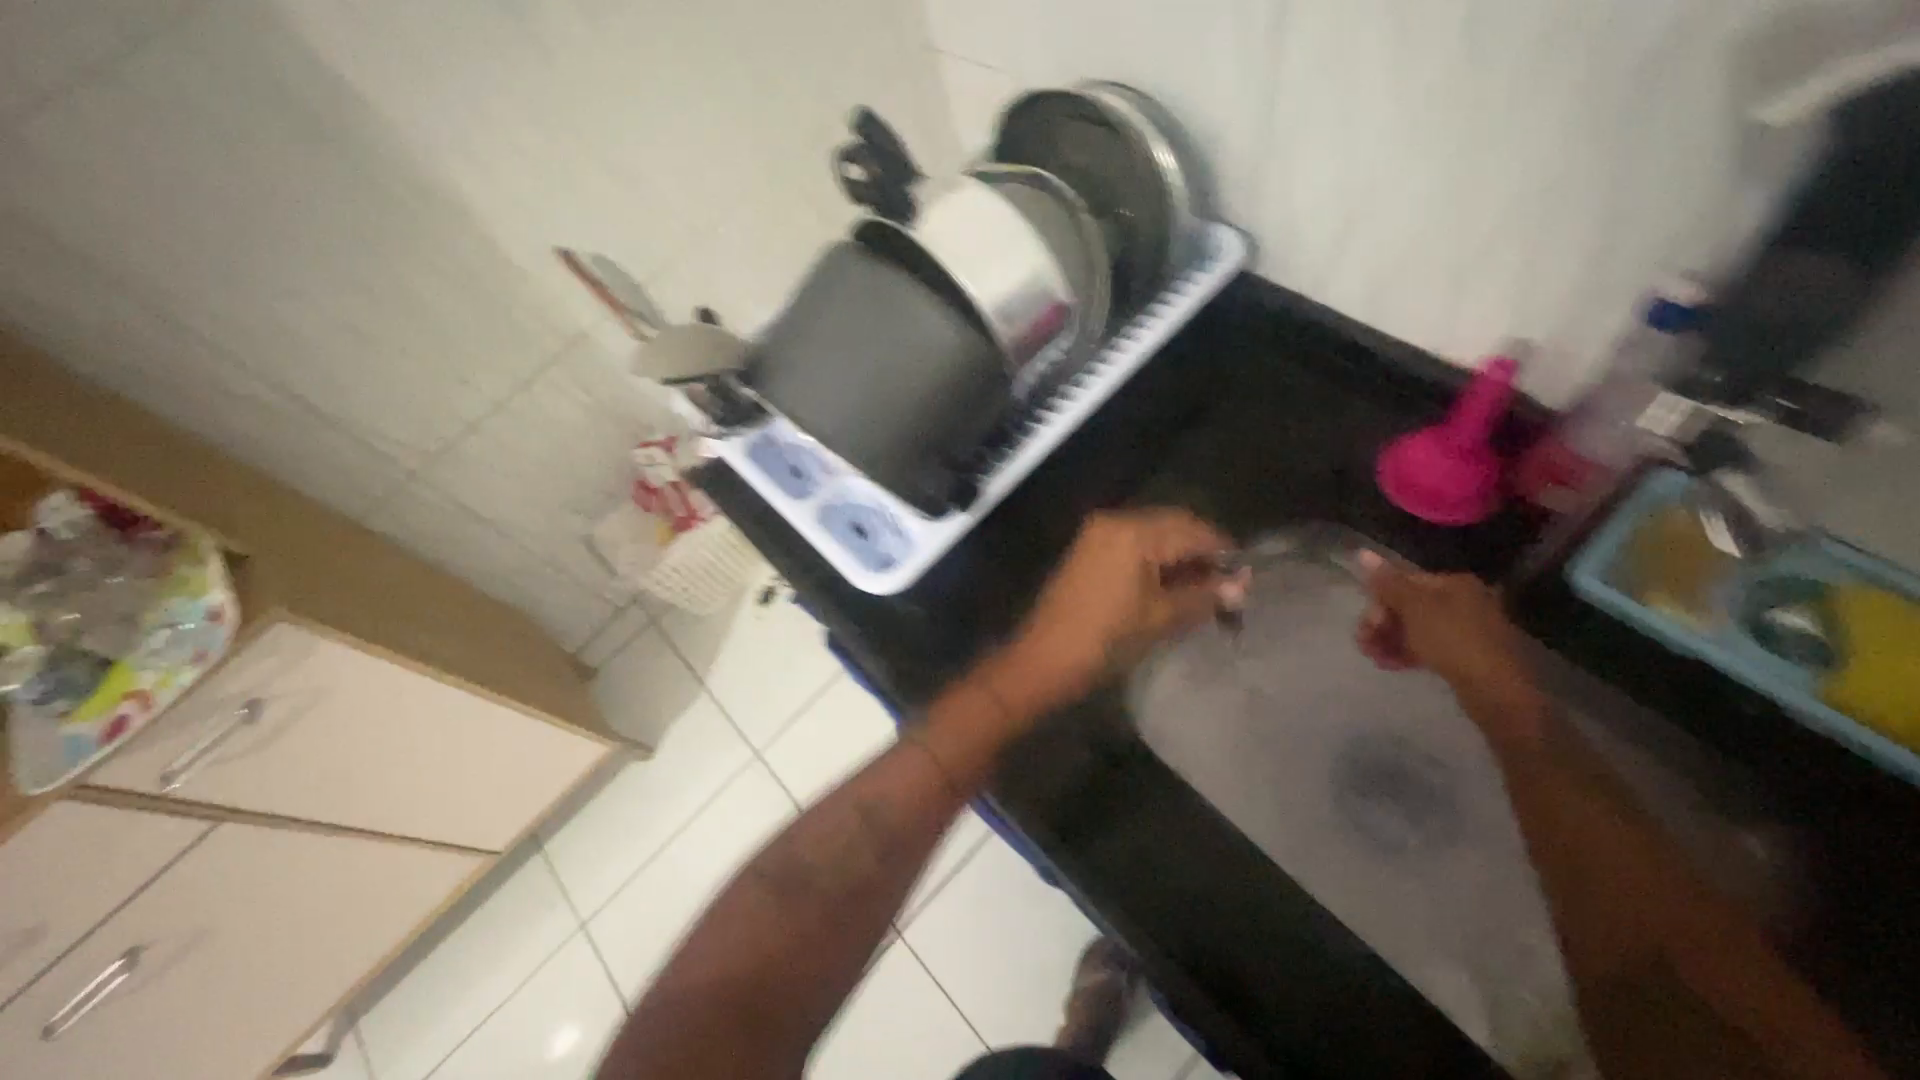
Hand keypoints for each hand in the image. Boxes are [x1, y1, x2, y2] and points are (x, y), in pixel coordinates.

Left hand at [1004, 508, 1237, 705]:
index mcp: (1134, 531)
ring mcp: (1097, 534)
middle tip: (1227, 584)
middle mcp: (1115, 521)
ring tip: (1203, 590)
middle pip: (1173, 525)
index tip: (1247, 576)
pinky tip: (1172, 586)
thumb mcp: (1161, 618)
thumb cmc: (1106, 639)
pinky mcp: (1088, 550)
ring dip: (1179, 555)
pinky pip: (1133, 545)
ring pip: (1154, 534)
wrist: (1044, 660)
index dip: (1223, 551)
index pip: (1193, 530)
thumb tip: (1241, 586)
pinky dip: (1156, 559)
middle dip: (1201, 551)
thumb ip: (1203, 596)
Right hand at [1355, 551, 1532, 696]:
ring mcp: (1464, 629)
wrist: (1495, 688)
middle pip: (1407, 606)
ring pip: (1415, 629)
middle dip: (1381, 624)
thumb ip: (1387, 582)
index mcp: (1452, 583)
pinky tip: (1390, 665)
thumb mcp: (1414, 608)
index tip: (1365, 625)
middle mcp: (1461, 600)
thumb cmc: (1452, 640)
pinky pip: (1427, 647)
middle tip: (1364, 644)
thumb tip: (1362, 552)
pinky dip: (1406, 652)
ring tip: (1374, 658)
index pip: (1403, 582)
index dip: (1379, 602)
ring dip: (1389, 640)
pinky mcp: (1464, 655)